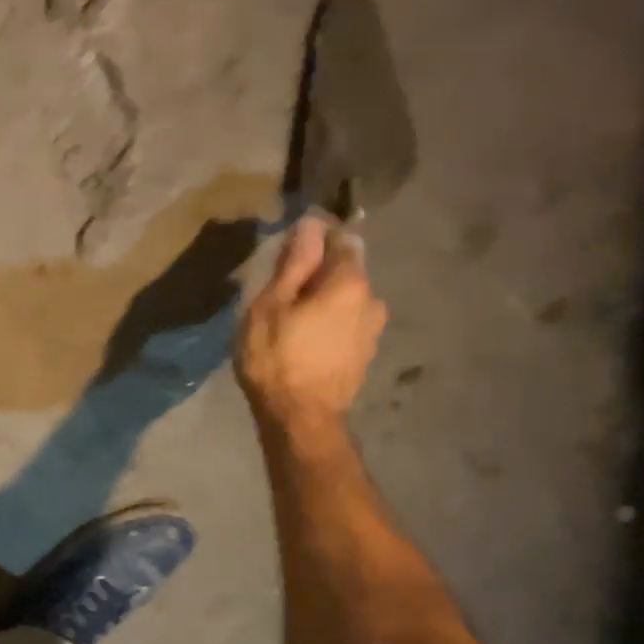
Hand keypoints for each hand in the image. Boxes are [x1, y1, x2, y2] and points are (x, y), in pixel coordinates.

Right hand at [237, 217, 388, 427]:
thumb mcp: (271, 306)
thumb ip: (294, 264)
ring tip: (292, 320)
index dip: (315, 238)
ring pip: (347, 301)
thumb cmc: (277, 359)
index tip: (289, 248)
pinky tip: (304, 342)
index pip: (340, 240)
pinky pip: (346, 326)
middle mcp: (372, 298)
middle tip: (282, 290)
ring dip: (324, 303)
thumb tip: (311, 224)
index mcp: (350, 281)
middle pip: (345, 272)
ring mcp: (372, 329)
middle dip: (318, 274)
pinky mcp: (365, 355)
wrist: (301, 419)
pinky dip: (328, 325)